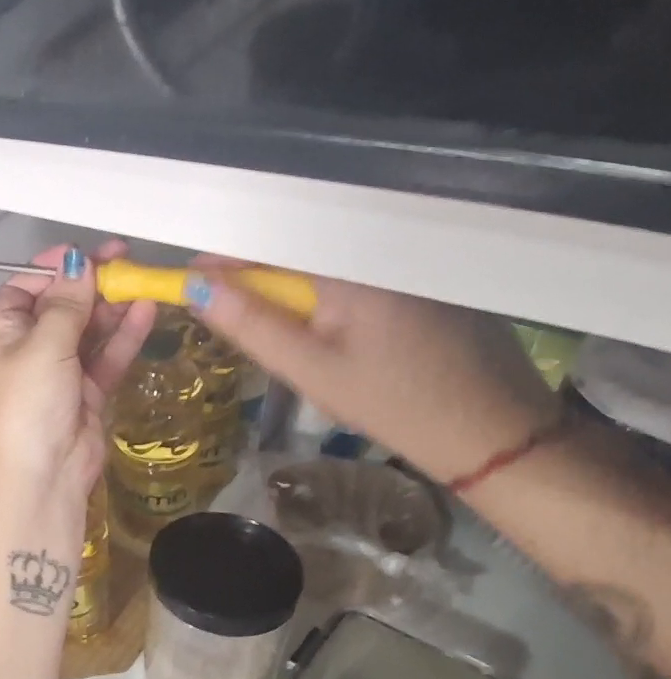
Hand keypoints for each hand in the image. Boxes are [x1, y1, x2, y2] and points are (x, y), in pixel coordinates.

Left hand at [0, 241, 155, 496]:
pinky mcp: (88, 390)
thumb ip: (65, 303)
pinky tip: (147, 310)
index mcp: (1, 335)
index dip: (49, 270)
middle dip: (90, 283)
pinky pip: (108, 354)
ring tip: (143, 279)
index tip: (82, 254)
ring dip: (113, 306)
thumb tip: (75, 262)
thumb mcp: (43, 345)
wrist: (42, 472)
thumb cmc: (29, 403)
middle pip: (60, 306)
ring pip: (89, 329)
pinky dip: (126, 334)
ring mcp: (59, 370)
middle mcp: (27, 349)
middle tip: (125, 258)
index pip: (21, 290)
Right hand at [188, 266, 557, 481]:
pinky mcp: (420, 287)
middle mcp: (381, 255)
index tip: (183, 282)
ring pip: (320, 269)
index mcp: (352, 269)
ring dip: (281, 290)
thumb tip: (194, 288)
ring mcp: (405, 270)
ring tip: (258, 325)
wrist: (494, 432)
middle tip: (215, 309)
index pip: (268, 246)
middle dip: (248, 278)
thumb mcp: (309, 369)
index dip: (220, 261)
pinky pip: (349, 279)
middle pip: (293, 253)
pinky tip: (315, 332)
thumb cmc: (393, 404)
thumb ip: (249, 324)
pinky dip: (318, 298)